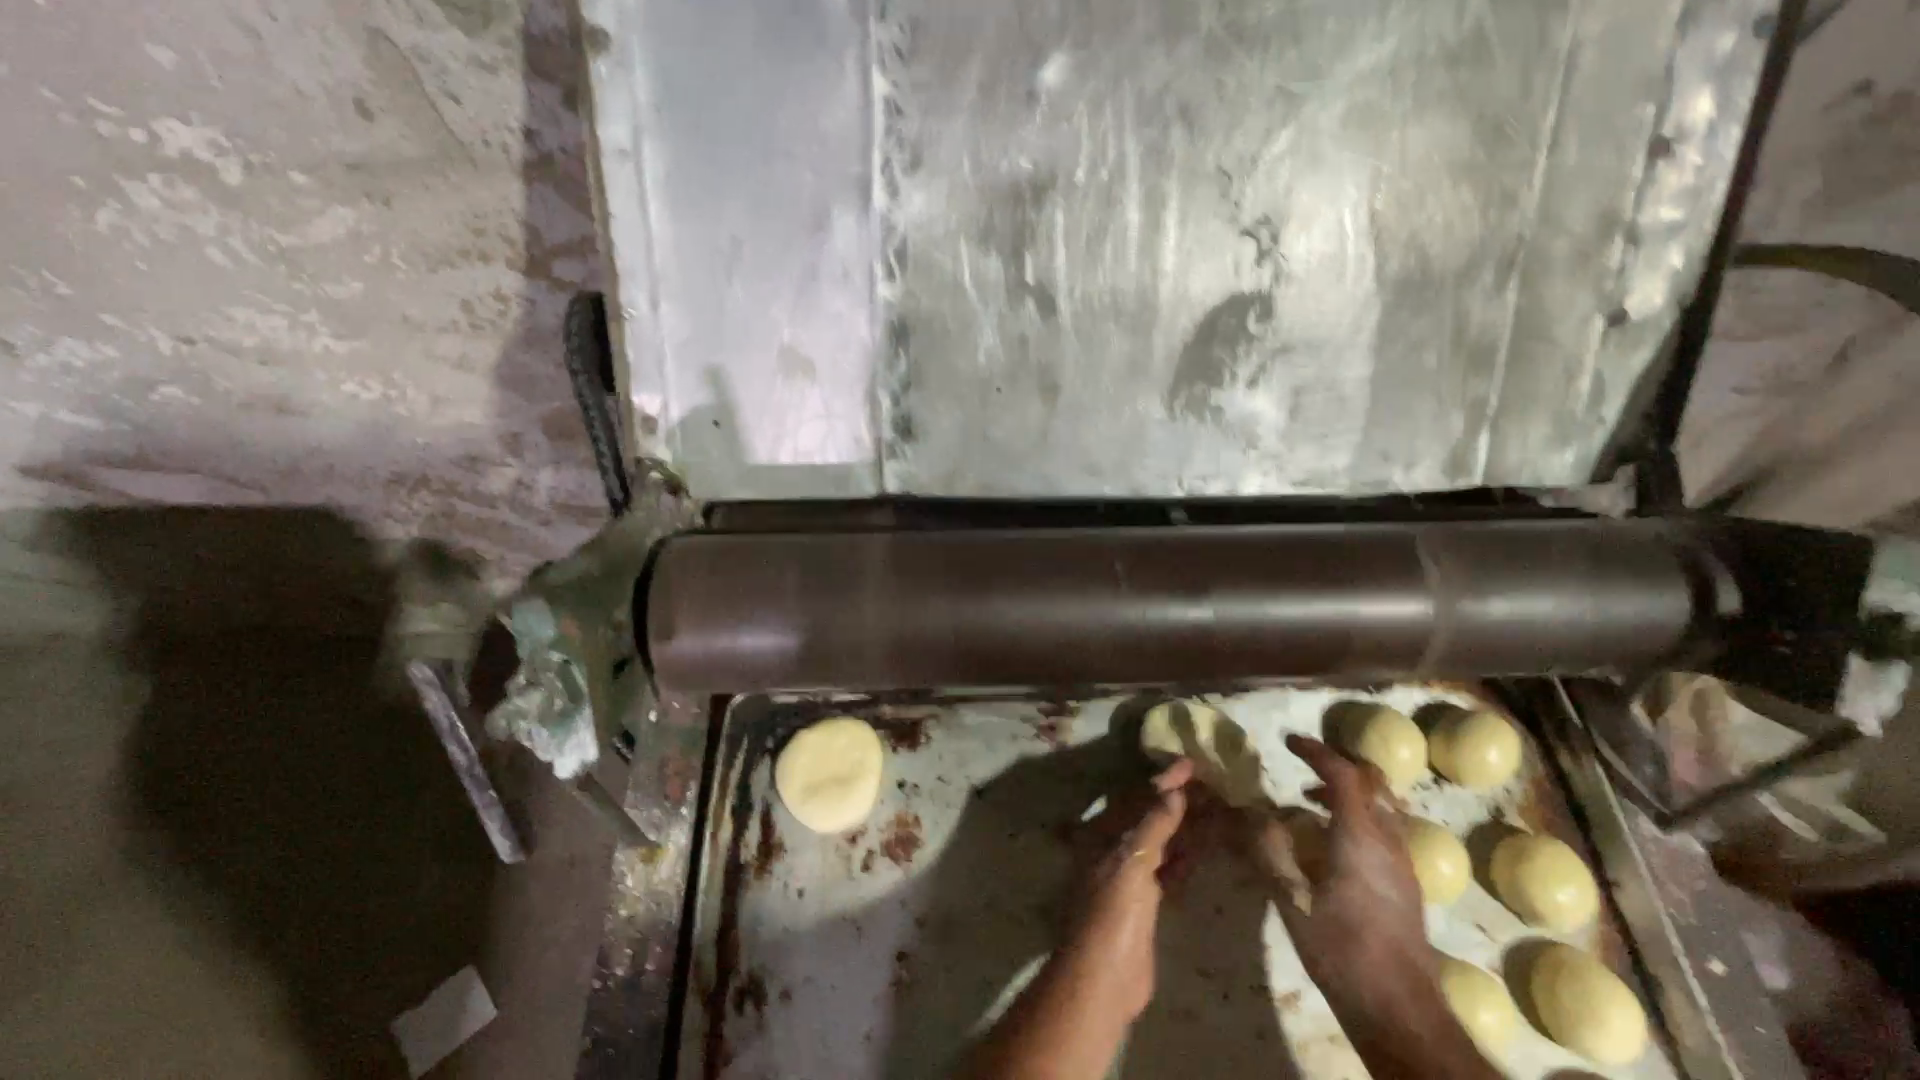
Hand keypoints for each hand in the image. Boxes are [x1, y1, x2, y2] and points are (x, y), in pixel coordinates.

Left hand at [960, 760, 1192, 1079]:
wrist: (1105, 978)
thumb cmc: (1112, 915)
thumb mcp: (1131, 864)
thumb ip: (1152, 827)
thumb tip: (1173, 791)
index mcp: (1101, 836)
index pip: (1134, 798)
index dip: (1162, 780)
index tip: (1190, 763)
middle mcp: (1114, 851)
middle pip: (1149, 817)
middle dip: (1177, 800)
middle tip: (1212, 782)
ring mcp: (1131, 878)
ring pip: (1162, 842)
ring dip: (1187, 826)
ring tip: (1218, 807)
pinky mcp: (1148, 903)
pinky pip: (1170, 870)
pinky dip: (1187, 856)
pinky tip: (1208, 845)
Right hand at [1239, 735, 1430, 996]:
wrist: (1396, 1004)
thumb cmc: (1340, 948)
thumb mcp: (1292, 899)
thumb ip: (1269, 850)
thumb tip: (1249, 813)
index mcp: (1360, 836)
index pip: (1343, 774)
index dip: (1316, 752)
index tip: (1288, 742)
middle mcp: (1388, 840)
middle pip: (1372, 783)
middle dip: (1338, 765)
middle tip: (1304, 765)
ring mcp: (1403, 862)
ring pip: (1381, 807)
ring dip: (1348, 792)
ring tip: (1311, 800)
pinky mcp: (1405, 884)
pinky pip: (1384, 829)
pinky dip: (1357, 817)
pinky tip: (1331, 843)